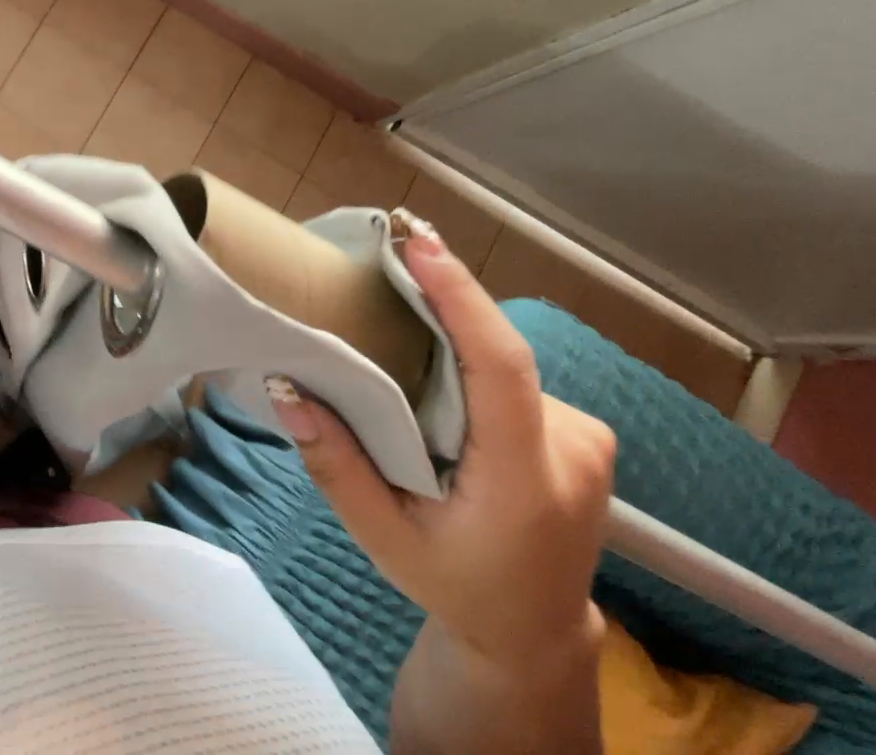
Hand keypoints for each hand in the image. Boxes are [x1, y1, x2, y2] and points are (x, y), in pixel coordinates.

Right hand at [272, 215, 615, 671]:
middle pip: (493, 356)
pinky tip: (433, 391)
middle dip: (435, 314)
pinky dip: (468, 373)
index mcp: (524, 479)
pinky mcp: (581, 433)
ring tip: (393, 350)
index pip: (500, 367)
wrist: (531, 631)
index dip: (461, 298)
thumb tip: (288, 389)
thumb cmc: (454, 584)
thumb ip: (337, 464)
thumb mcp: (382, 535)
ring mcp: (586, 438)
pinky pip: (512, 382)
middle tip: (377, 275)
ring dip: (448, 352)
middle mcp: (572, 447)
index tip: (419, 244)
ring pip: (501, 367)